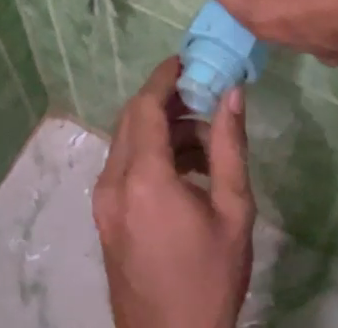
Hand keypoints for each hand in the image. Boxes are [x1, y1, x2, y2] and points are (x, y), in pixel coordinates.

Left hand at [95, 58, 254, 327]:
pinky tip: (187, 168)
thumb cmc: (211, 277)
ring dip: (159, 127)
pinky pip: (123, 167)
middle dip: (165, 99)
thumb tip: (232, 92)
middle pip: (132, 119)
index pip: (146, 106)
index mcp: (144, 179)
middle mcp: (114, 183)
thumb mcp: (234, 212)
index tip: (189, 59)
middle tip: (202, 92)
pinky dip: (150, 153)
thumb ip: (231, 147)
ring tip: (205, 136)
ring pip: (126, 142)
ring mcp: (103, 203)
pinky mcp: (105, 219)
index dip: (165, 77)